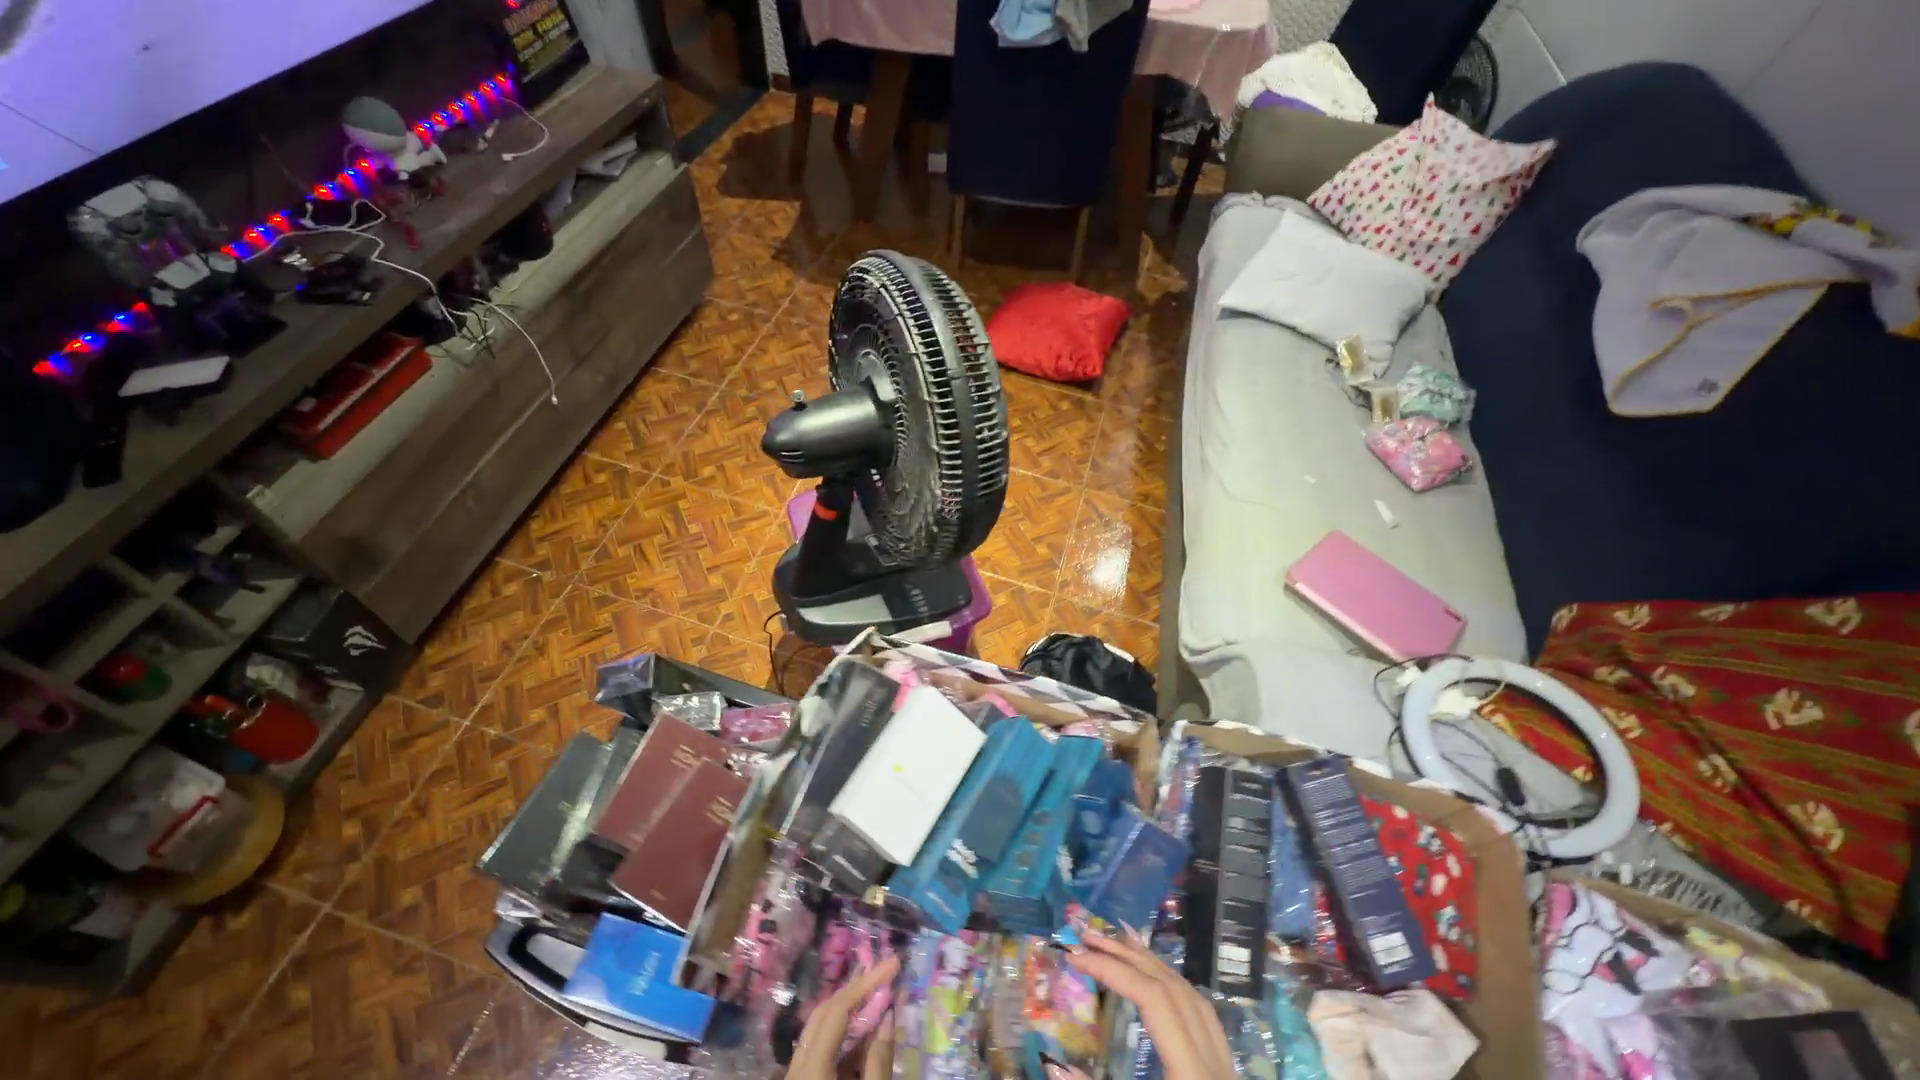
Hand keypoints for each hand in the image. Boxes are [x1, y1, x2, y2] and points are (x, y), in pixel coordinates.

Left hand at [786, 955, 899, 1079]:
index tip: (892, 964)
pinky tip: (866, 1026)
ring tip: (876, 989)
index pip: (838, 1011)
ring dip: (850, 1009)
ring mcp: (797, 1071)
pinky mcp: (804, 1078)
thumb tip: (888, 1016)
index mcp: (812, 1068)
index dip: (867, 984)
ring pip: (821, 1027)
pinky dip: (844, 1033)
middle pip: (825, 1012)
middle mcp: (797, 1064)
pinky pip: (821, 1046)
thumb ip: (879, 1060)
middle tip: (883, 972)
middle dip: (855, 990)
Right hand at [1060, 927, 1235, 1079]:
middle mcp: (1214, 1056)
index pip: (1152, 999)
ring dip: (1150, 964)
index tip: (1074, 958)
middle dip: (1127, 957)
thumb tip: (1052, 1066)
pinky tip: (1155, 979)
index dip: (1112, 971)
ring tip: (1117, 943)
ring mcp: (1225, 1062)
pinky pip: (1201, 1011)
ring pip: (1191, 994)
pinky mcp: (1225, 1069)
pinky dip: (1173, 985)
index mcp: (1191, 1070)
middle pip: (1171, 987)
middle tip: (1087, 937)